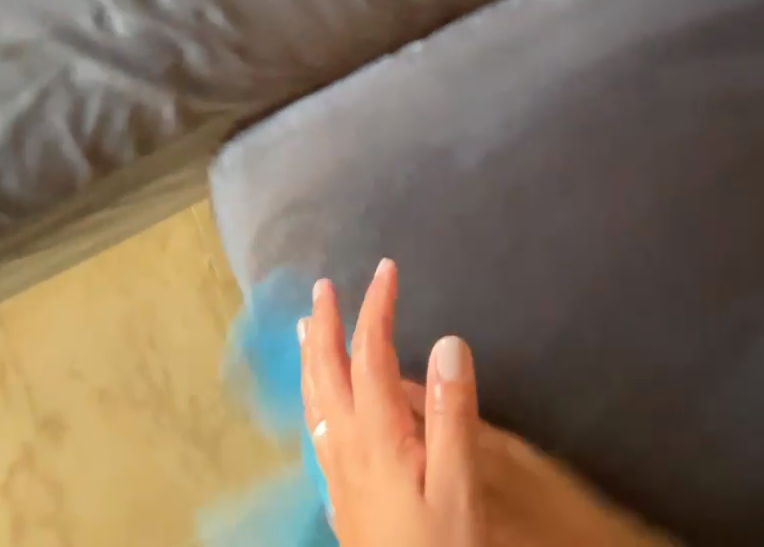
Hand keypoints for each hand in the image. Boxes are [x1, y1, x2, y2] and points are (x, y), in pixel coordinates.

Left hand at [301, 258, 483, 546]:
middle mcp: (346, 444)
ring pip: (315, 399)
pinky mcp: (340, 494)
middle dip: (328, 324)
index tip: (386, 269)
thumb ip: (452, 414)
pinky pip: (316, 427)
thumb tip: (447, 341)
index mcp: (376, 433)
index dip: (377, 307)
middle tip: (323, 286)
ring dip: (312, 356)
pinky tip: (318, 405)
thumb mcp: (458, 487)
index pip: (370, 353)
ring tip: (306, 327)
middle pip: (328, 371)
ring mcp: (338, 471)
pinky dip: (313, 395)